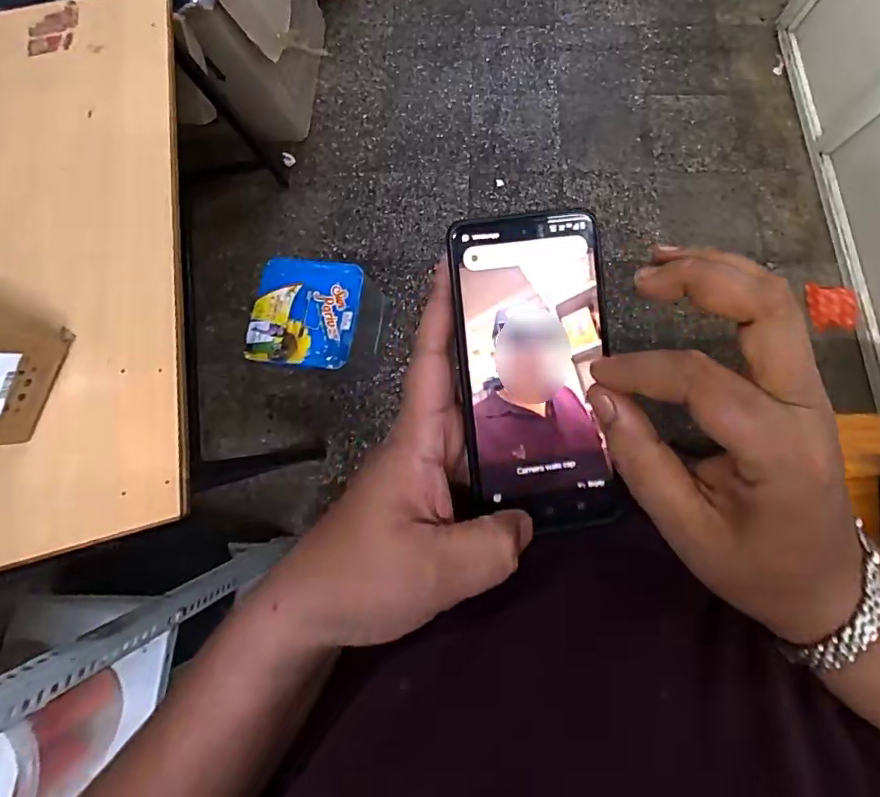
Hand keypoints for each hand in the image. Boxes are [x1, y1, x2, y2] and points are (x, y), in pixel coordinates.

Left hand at [246, 262, 533, 651]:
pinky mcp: (436, 499)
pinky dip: (510, 461)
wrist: (312, 614)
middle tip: (552, 326)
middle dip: (502, 351)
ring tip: (568, 392)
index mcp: (417, 440)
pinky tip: (546, 466)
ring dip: (516, 410)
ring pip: (480, 430)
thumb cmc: (361, 578)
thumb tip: (528, 522)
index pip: (431, 362)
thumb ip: (493, 547)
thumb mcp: (434, 569)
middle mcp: (427, 445)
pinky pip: (481, 468)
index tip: (451, 264)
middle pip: (468, 388)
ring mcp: (432, 472)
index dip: (440, 310)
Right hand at [587, 246, 862, 645]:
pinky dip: (730, 284)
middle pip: (766, 307)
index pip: (704, 380)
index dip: (643, 370)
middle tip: (642, 279)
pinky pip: (771, 314)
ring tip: (661, 258)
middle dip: (701, 277)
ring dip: (717, 268)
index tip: (598, 374)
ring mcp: (809, 385)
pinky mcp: (799, 380)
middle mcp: (804, 402)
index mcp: (778, 448)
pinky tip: (691, 276)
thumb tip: (602, 396)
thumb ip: (642, 462)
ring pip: (774, 298)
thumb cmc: (758, 567)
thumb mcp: (689, 532)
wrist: (830, 583)